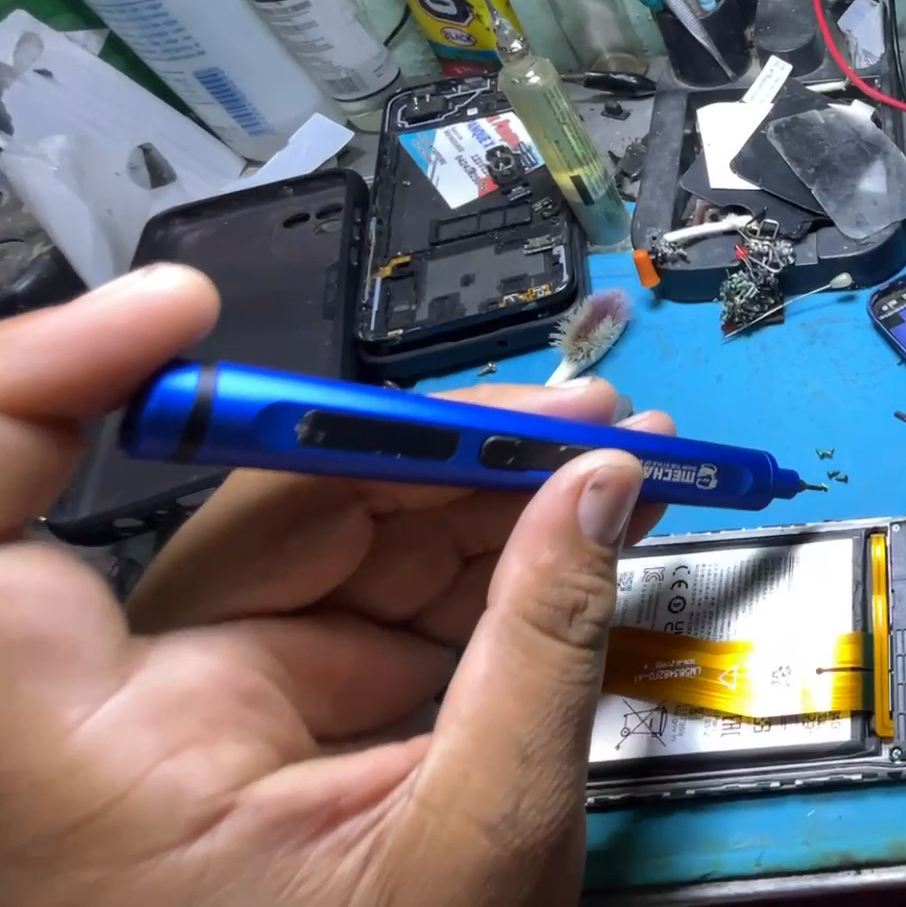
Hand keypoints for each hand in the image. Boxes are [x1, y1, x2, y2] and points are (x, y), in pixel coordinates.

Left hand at [0, 265, 670, 905]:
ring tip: (616, 452)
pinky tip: (585, 506)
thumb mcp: (486, 828)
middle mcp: (125, 702)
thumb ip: (547, 643)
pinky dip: (501, 535)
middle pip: (278, 507)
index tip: (186, 309)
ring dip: (500, 482)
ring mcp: (230, 689)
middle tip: (579, 417)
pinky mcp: (313, 685)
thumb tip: (602, 488)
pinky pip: (407, 578)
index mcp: (73, 763)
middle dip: (445, 443)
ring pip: (364, 529)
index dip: (49, 389)